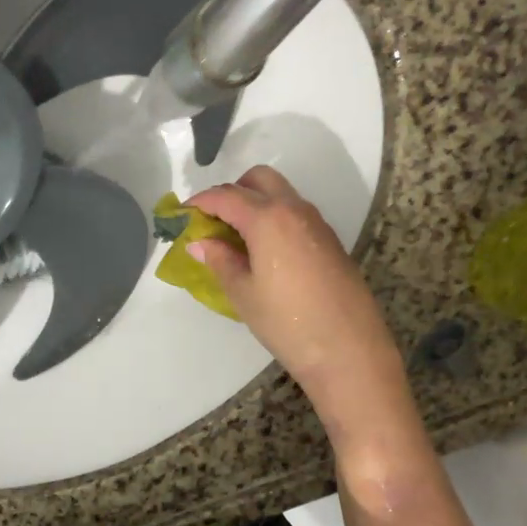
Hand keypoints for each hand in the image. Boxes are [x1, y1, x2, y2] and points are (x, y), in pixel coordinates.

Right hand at [186, 167, 398, 391]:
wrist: (344, 345)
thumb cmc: (285, 321)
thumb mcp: (243, 293)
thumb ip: (220, 261)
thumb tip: (200, 243)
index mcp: (267, 219)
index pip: (226, 196)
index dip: (200, 202)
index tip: (182, 215)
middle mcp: (293, 209)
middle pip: (258, 180)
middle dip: (231, 193)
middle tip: (212, 223)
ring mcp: (315, 222)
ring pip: (279, 194)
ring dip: (253, 204)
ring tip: (233, 240)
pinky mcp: (327, 239)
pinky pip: (293, 214)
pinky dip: (272, 219)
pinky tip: (261, 253)